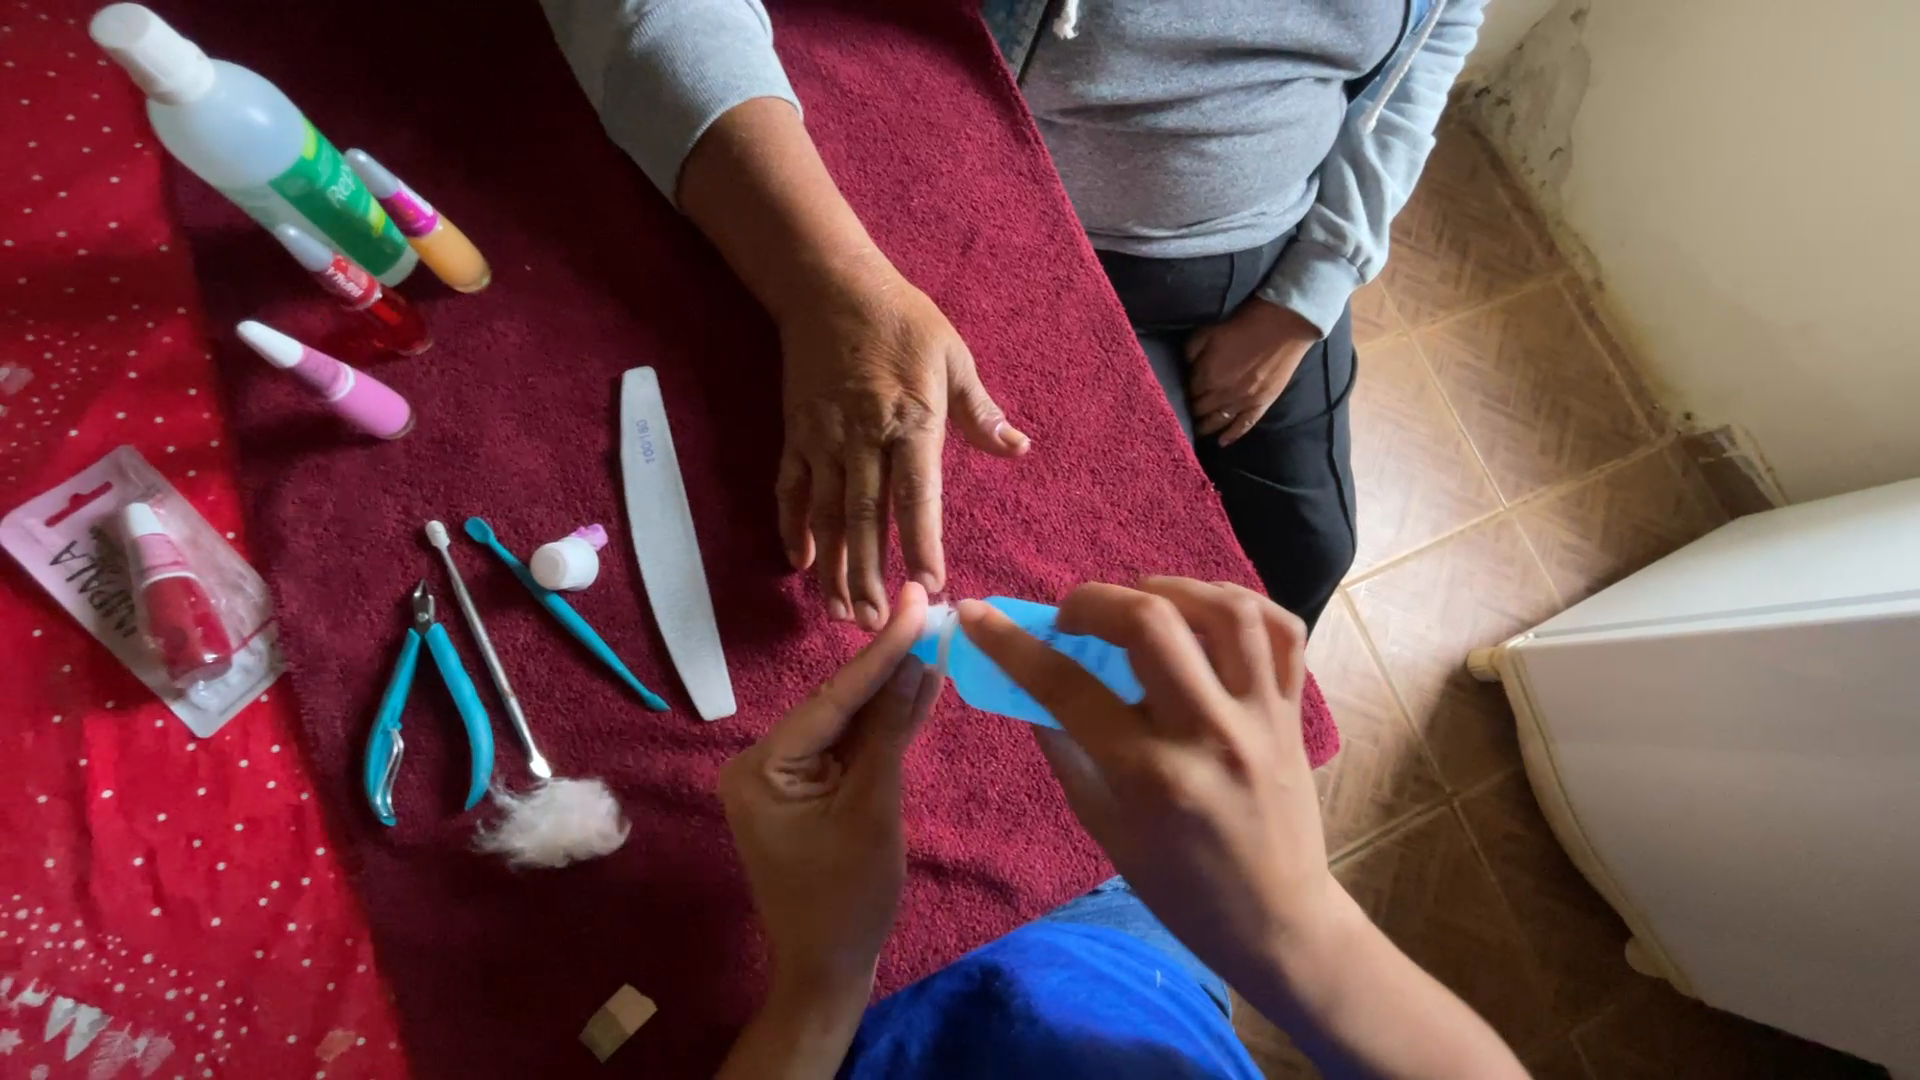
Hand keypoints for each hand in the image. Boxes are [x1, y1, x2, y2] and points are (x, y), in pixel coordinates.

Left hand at [718, 582, 942, 1013]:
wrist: (828, 971)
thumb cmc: (848, 900)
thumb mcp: (874, 810)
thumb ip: (891, 732)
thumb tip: (918, 664)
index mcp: (763, 767)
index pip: (834, 698)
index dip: (882, 650)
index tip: (916, 603)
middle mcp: (765, 761)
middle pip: (840, 703)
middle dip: (889, 663)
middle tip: (929, 611)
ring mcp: (787, 773)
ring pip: (849, 720)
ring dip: (892, 688)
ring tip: (933, 638)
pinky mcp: (809, 785)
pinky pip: (851, 745)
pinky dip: (885, 723)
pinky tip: (919, 687)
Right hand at [776, 267, 1030, 630]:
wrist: (830, 287)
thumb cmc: (902, 321)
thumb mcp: (953, 356)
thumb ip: (980, 411)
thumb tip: (1019, 448)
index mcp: (911, 422)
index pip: (917, 494)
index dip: (921, 540)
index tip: (929, 584)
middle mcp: (863, 439)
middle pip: (865, 517)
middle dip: (869, 574)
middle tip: (876, 624)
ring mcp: (823, 440)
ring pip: (826, 513)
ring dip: (833, 566)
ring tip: (839, 612)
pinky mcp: (795, 435)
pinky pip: (789, 487)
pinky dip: (792, 525)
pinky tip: (799, 562)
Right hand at [958, 579, 1336, 988]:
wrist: (1277, 922)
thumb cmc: (1178, 884)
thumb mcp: (1103, 823)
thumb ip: (1063, 746)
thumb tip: (1028, 683)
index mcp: (1150, 774)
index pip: (1066, 686)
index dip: (1010, 643)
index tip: (977, 615)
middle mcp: (1209, 733)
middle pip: (1150, 623)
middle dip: (1092, 600)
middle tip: (1071, 618)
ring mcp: (1262, 716)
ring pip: (1223, 612)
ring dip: (1167, 589)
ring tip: (1138, 602)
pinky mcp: (1294, 710)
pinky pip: (1280, 629)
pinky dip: (1237, 602)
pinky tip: (1200, 612)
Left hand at [1187, 299, 1319, 445]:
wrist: (1284, 323)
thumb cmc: (1243, 324)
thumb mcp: (1208, 331)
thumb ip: (1191, 352)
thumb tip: (1184, 368)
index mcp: (1207, 375)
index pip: (1187, 393)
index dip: (1181, 394)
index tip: (1177, 396)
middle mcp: (1222, 394)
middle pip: (1199, 410)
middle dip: (1190, 411)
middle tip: (1183, 414)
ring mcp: (1243, 402)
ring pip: (1218, 421)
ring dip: (1204, 428)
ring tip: (1195, 431)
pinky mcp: (1262, 404)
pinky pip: (1244, 425)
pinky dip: (1232, 435)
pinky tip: (1221, 442)